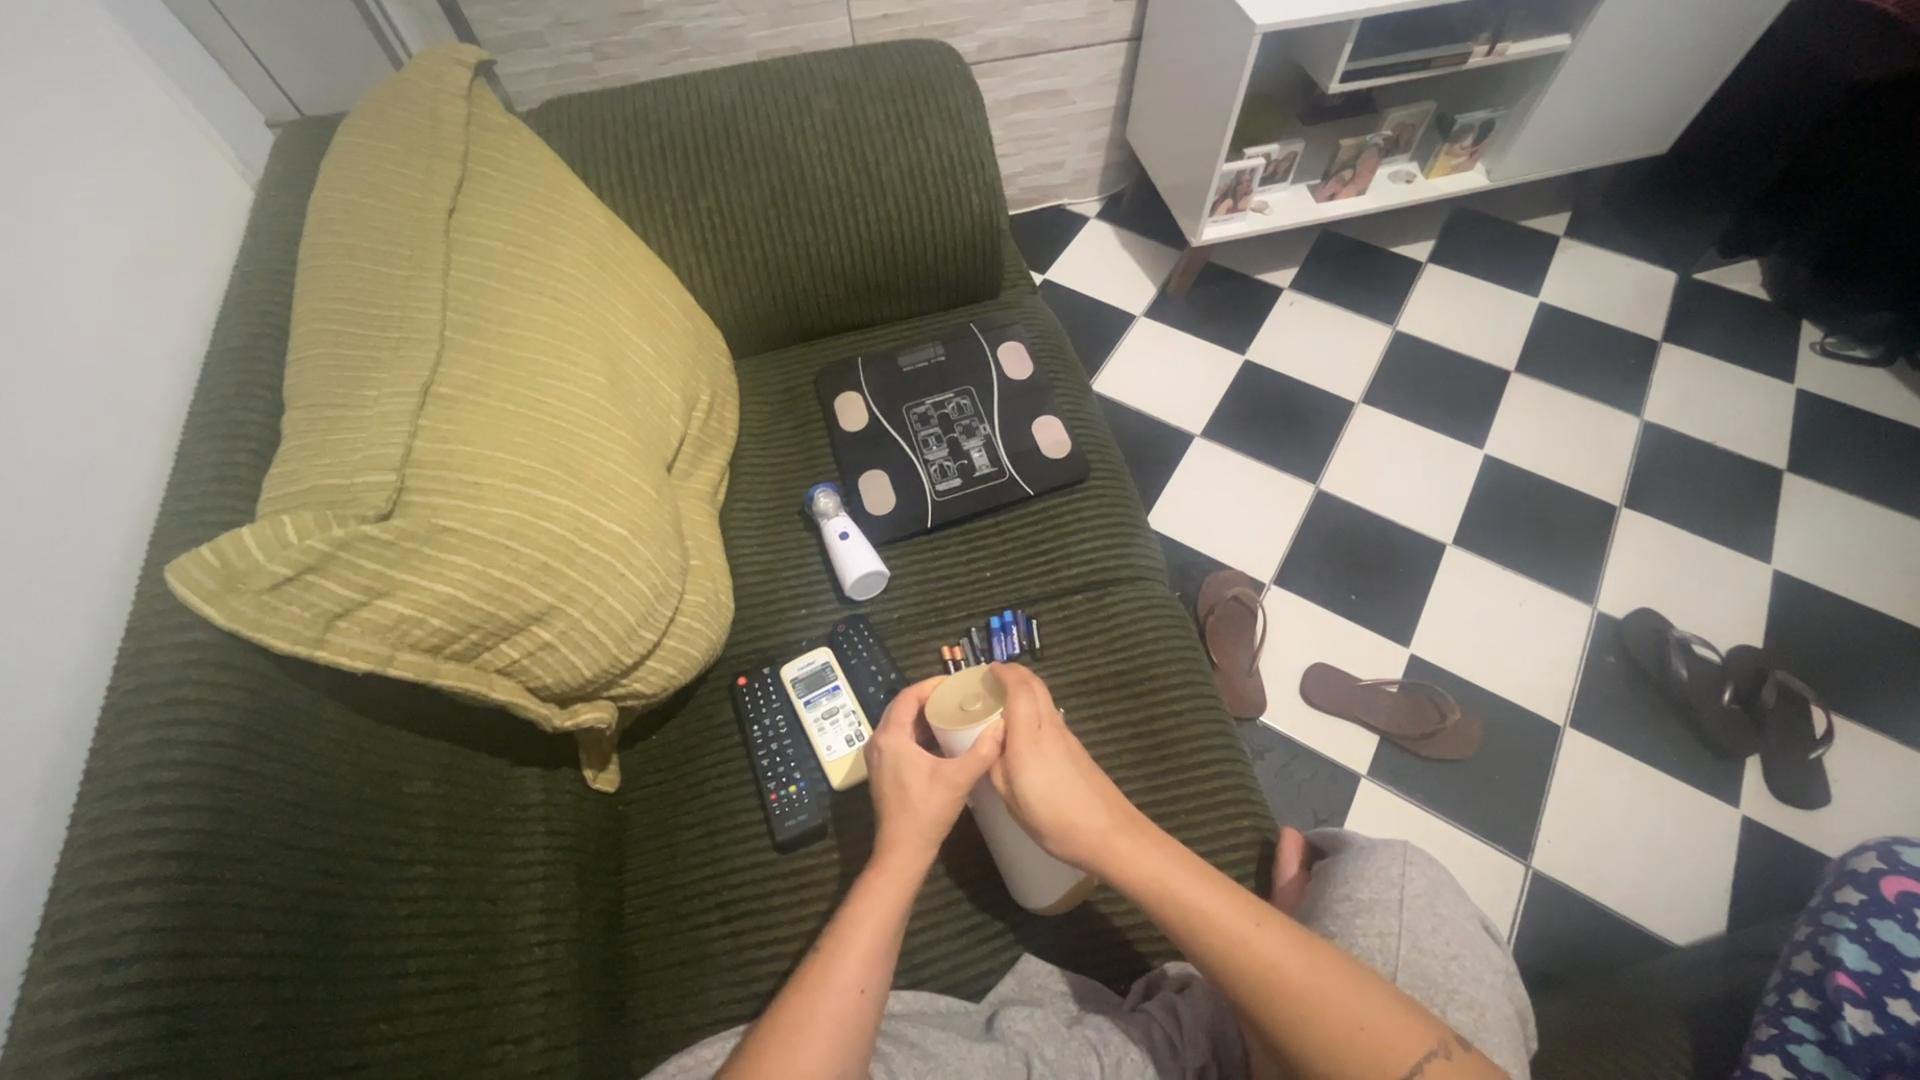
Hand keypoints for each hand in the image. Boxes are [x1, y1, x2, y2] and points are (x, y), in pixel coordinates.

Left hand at [864, 677, 1003, 872]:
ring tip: (952, 710)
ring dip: (923, 715)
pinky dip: (918, 732)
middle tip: (956, 694)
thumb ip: (982, 752)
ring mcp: (879, 757)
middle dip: (928, 697)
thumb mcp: (958, 779)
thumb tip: (1002, 727)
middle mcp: (879, 742)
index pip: (908, 696)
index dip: (931, 685)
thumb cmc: (926, 812)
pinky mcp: (884, 769)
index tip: (955, 682)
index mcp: (891, 737)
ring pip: (900, 723)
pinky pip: (900, 738)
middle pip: (902, 707)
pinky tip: (942, 736)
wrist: (903, 850)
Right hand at [986, 664, 1151, 874]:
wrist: (1108, 833)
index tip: (988, 670)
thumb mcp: (1009, 797)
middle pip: (1036, 685)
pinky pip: (1051, 716)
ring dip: (1026, 690)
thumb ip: (995, 764)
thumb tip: (990, 743)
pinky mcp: (1076, 748)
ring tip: (1004, 702)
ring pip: (1045, 699)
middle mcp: (1050, 727)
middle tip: (993, 679)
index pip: (1020, 688)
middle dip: (1015, 674)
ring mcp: (1067, 736)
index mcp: (1029, 736)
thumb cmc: (1053, 818)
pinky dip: (1034, 709)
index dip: (1004, 673)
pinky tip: (1024, 730)